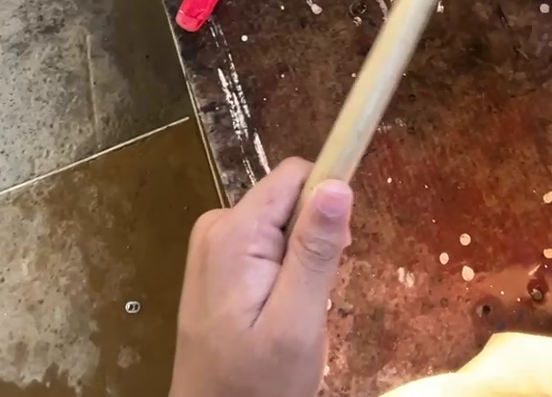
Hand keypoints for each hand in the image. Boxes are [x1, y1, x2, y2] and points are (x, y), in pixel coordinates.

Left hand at [170, 158, 354, 396]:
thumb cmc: (257, 386)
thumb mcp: (297, 324)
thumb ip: (316, 252)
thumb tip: (337, 184)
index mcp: (234, 231)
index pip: (295, 176)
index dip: (325, 203)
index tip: (339, 249)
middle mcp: (217, 224)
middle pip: (288, 199)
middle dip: (312, 239)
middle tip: (313, 297)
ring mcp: (212, 243)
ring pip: (280, 222)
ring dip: (299, 258)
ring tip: (294, 310)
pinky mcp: (216, 261)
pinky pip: (265, 242)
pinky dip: (282, 270)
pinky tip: (276, 310)